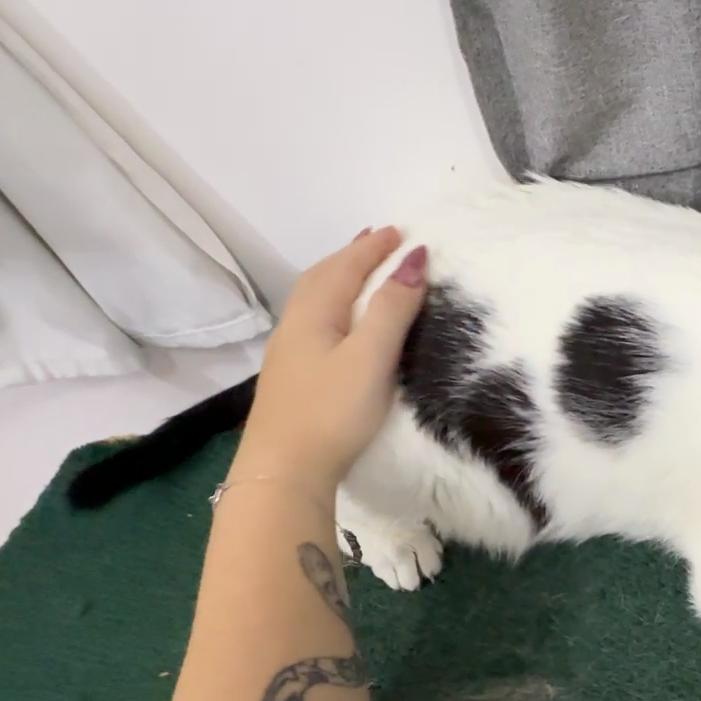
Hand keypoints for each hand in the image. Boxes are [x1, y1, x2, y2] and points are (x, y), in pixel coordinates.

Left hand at [232, 227, 427, 499]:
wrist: (286, 468)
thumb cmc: (332, 411)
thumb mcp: (370, 357)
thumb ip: (392, 310)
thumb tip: (414, 260)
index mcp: (315, 315)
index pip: (346, 268)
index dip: (375, 249)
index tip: (403, 233)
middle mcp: (297, 326)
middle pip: (323, 277)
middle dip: (353, 256)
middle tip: (379, 241)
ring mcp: (292, 353)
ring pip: (316, 300)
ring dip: (341, 279)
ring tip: (362, 272)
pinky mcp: (296, 377)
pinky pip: (317, 322)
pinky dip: (335, 305)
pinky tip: (343, 321)